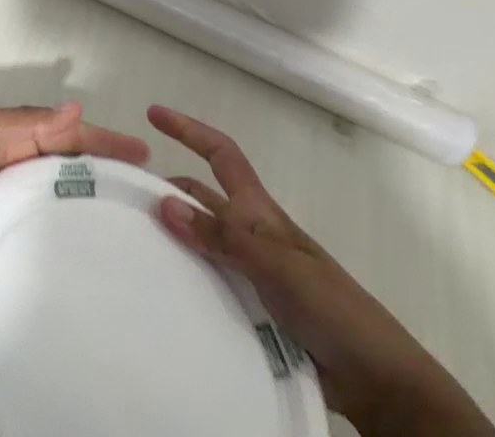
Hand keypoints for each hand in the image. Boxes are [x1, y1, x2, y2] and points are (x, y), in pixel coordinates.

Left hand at [0, 102, 148, 274]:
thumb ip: (22, 125)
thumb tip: (75, 108)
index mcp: (4, 135)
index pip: (63, 133)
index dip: (101, 141)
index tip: (142, 154)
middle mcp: (11, 165)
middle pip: (67, 164)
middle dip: (105, 170)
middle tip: (147, 190)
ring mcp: (8, 202)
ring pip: (59, 197)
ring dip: (92, 202)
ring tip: (135, 218)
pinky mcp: (4, 235)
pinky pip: (43, 230)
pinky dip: (69, 232)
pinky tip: (95, 246)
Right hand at [147, 106, 494, 436]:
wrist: (377, 380)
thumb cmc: (335, 310)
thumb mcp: (279, 267)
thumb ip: (223, 237)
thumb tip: (163, 202)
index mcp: (260, 215)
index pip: (222, 156)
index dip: (190, 131)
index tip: (153, 114)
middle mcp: (250, 237)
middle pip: (199, 199)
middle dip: (163, 190)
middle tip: (117, 199)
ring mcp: (247, 274)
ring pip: (196, 243)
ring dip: (167, 238)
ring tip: (123, 247)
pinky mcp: (246, 309)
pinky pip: (200, 283)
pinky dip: (177, 279)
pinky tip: (153, 293)